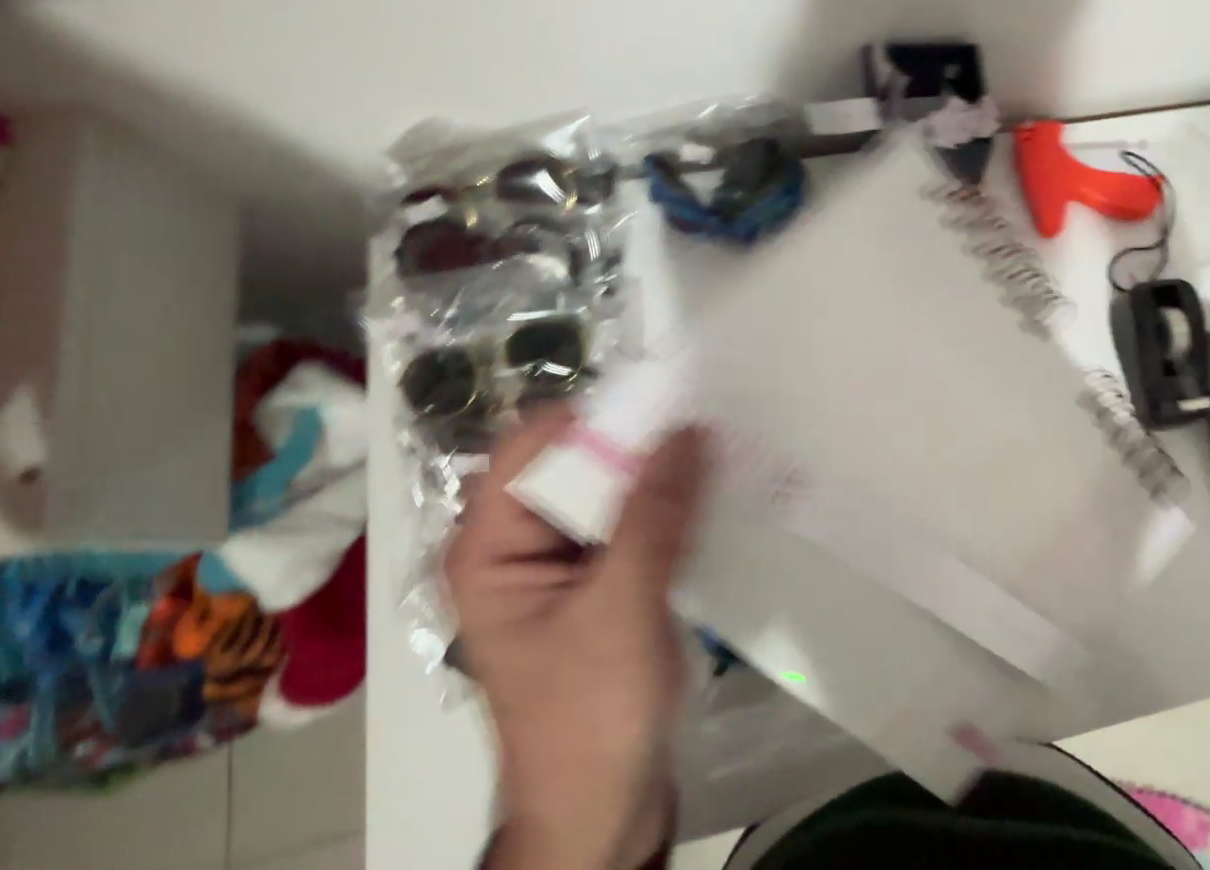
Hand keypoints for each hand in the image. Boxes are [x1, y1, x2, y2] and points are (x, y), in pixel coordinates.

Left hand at [446, 409, 709, 869]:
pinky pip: (631, 529)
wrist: (599, 811)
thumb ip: (652, 516)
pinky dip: (667, 511)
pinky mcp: (600, 589)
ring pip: (608, 496)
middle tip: (708, 420)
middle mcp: (517, 546)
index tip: (670, 398)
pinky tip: (713, 498)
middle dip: (636, 443)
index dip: (595, 415)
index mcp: (489, 547)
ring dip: (657, 476)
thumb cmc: (590, 713)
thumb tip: (687, 429)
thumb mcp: (621, 608)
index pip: (532, 446)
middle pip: (573, 466)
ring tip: (720, 451)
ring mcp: (561, 569)